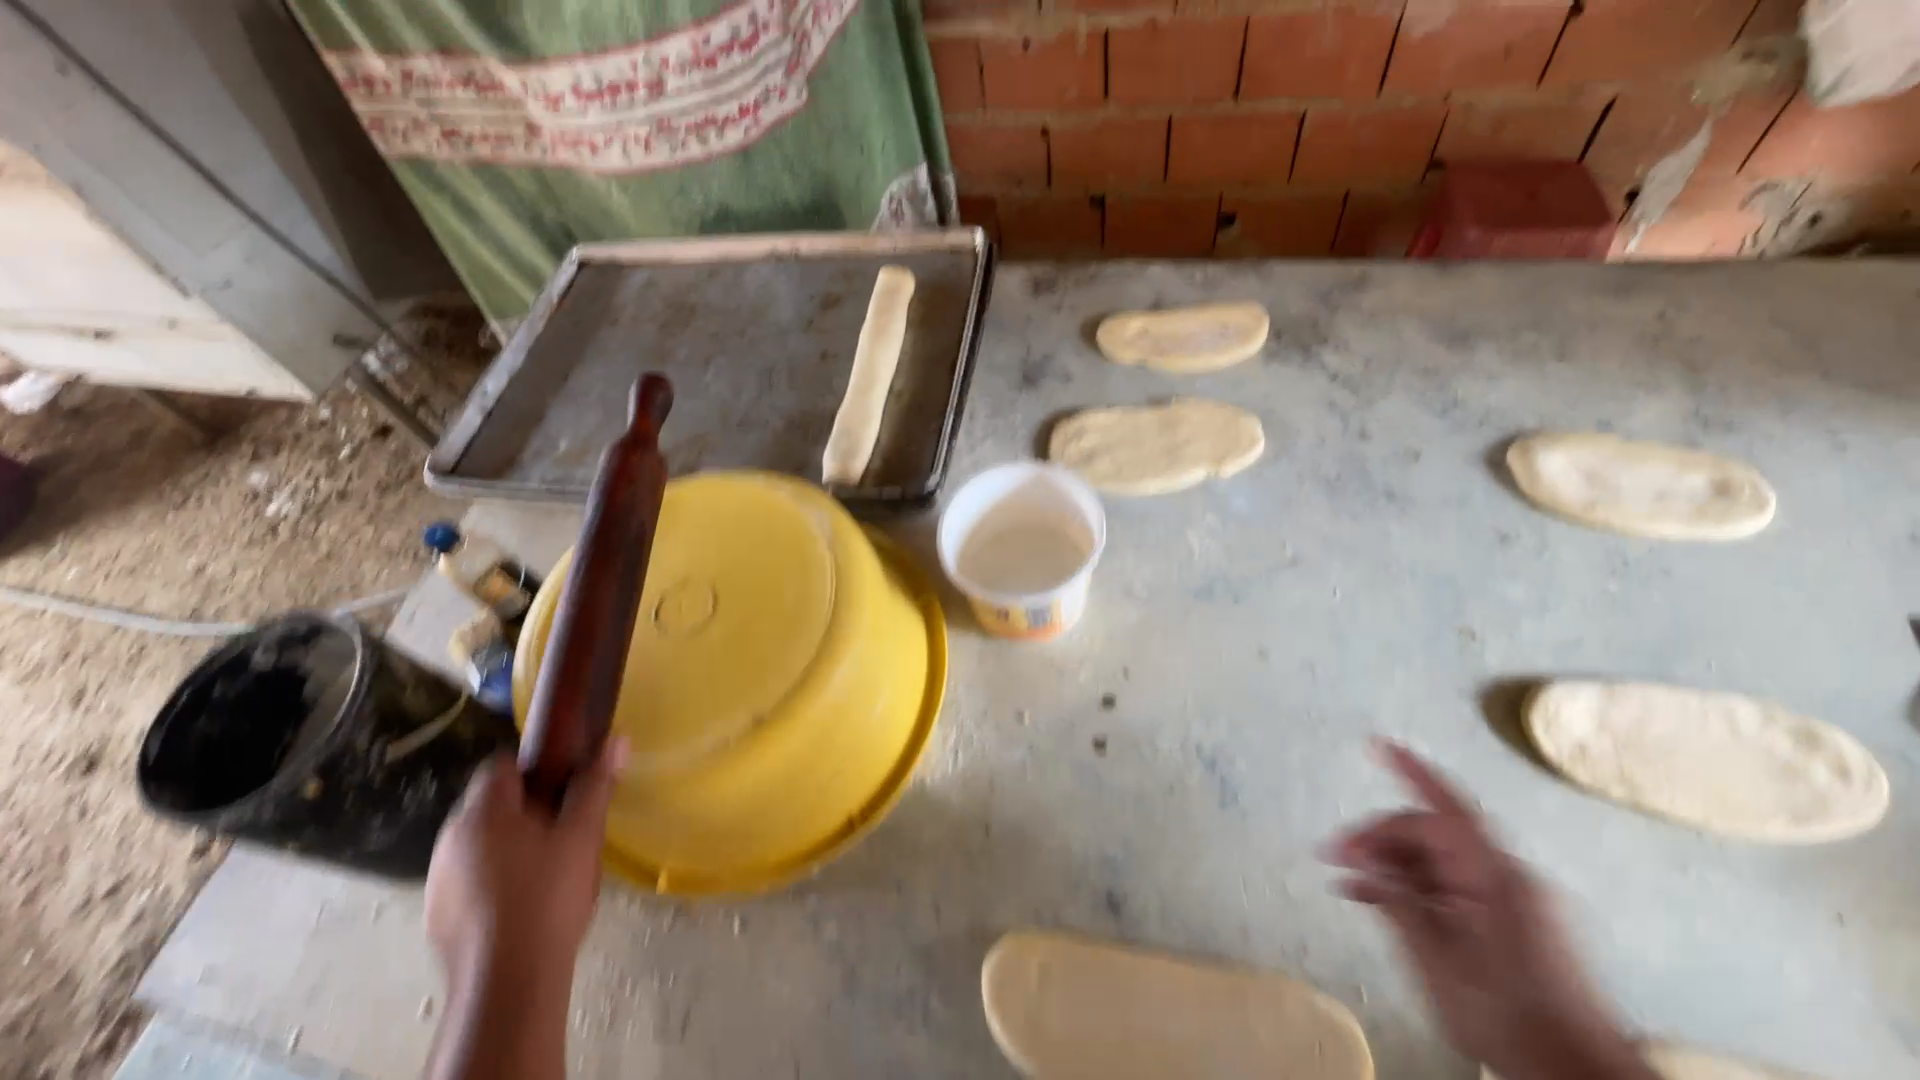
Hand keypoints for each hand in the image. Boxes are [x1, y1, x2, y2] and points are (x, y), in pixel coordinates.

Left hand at [425, 740, 626, 985]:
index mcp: (483, 812)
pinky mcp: (438, 914)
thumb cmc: (548, 898)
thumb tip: (616, 740)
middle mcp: (450, 837)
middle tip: (566, 831)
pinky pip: (469, 878)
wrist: (508, 982)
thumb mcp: (583, 837)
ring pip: (480, 843)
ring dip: (509, 845)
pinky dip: (493, 880)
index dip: (537, 768)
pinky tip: (521, 905)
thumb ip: (595, 786)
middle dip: (528, 809)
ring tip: (547, 871)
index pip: (502, 765)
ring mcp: (439, 878)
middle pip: (492, 805)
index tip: (567, 788)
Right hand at [1324, 741, 1652, 1079]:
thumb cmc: (1505, 1016)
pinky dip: (1417, 889)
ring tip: (1348, 885)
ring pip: (1441, 862)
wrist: (1576, 1071)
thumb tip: (1364, 863)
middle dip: (1380, 838)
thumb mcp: (1436, 960)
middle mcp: (1508, 877)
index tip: (1377, 745)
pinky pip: (1455, 887)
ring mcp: (1513, 900)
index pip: (1447, 809)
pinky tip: (1380, 903)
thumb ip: (1399, 903)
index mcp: (1494, 877)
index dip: (1412, 772)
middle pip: (1435, 836)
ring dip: (1394, 866)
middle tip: (1333, 857)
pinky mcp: (1513, 922)